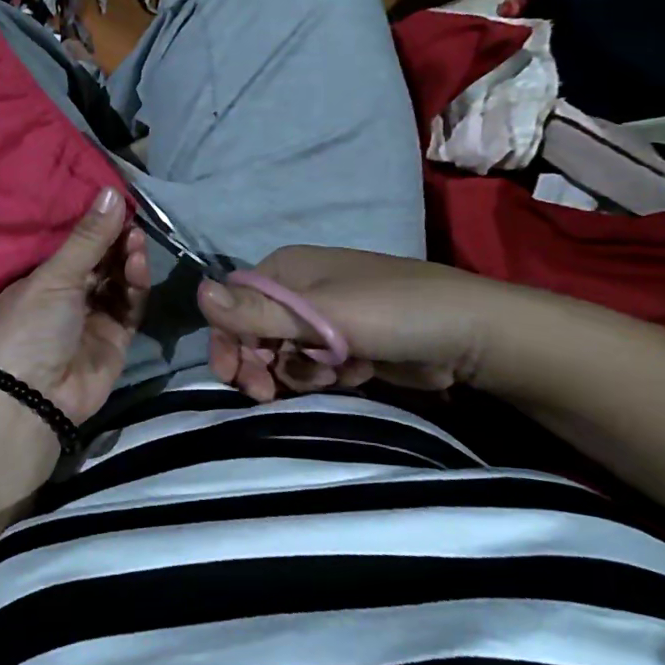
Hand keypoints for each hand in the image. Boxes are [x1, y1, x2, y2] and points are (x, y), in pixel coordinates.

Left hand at [0, 186, 149, 421]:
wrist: (36, 395)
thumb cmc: (33, 326)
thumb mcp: (55, 276)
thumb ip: (88, 238)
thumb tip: (111, 190)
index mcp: (43, 280)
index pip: (76, 247)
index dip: (97, 228)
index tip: (118, 206)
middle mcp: (69, 296)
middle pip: (102, 263)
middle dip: (117, 242)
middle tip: (132, 224)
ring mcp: (94, 318)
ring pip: (119, 282)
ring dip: (128, 262)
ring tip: (135, 244)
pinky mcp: (116, 338)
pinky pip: (131, 306)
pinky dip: (135, 287)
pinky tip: (137, 268)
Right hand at [196, 246, 494, 401]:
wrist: (467, 335)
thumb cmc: (389, 313)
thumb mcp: (319, 315)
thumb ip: (257, 311)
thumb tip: (197, 291)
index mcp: (287, 270)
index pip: (234, 305)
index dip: (228, 341)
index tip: (233, 377)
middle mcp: (301, 290)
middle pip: (255, 333)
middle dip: (261, 365)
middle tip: (269, 394)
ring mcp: (326, 318)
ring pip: (285, 355)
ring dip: (298, 373)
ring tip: (330, 377)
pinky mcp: (348, 344)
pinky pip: (316, 366)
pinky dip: (326, 376)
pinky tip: (352, 375)